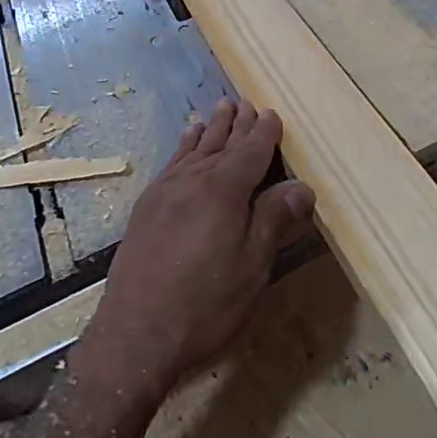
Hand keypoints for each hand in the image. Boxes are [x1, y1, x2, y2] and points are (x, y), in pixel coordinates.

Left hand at [70, 99, 314, 404]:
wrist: (134, 335)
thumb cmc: (204, 305)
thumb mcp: (252, 267)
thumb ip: (274, 221)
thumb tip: (302, 187)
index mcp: (223, 190)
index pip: (250, 152)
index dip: (264, 133)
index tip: (272, 114)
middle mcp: (192, 180)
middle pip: (220, 144)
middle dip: (236, 124)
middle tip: (246, 103)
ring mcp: (164, 192)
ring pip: (194, 149)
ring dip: (210, 130)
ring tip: (219, 110)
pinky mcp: (146, 208)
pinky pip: (171, 164)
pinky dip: (183, 148)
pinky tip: (186, 144)